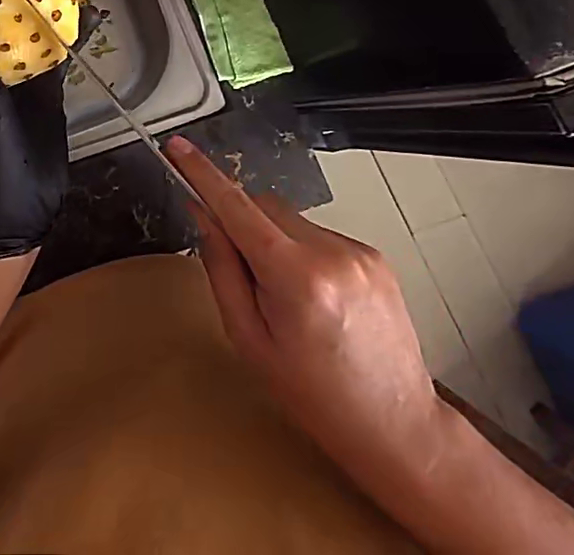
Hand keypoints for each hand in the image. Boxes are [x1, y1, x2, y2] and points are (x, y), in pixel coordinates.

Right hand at [165, 136, 445, 469]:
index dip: (202, 174)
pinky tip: (315, 297)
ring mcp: (358, 251)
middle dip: (242, 224)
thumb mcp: (248, 338)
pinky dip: (302, 251)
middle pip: (264, 206)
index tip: (179, 149)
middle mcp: (332, 253)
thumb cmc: (314, 394)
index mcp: (296, 278)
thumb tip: (204, 217)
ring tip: (288, 298)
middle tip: (244, 275)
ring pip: (290, 219)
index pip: (237, 207)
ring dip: (274, 240)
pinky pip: (317, 233)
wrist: (394, 425)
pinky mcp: (373, 254)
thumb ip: (221, 269)